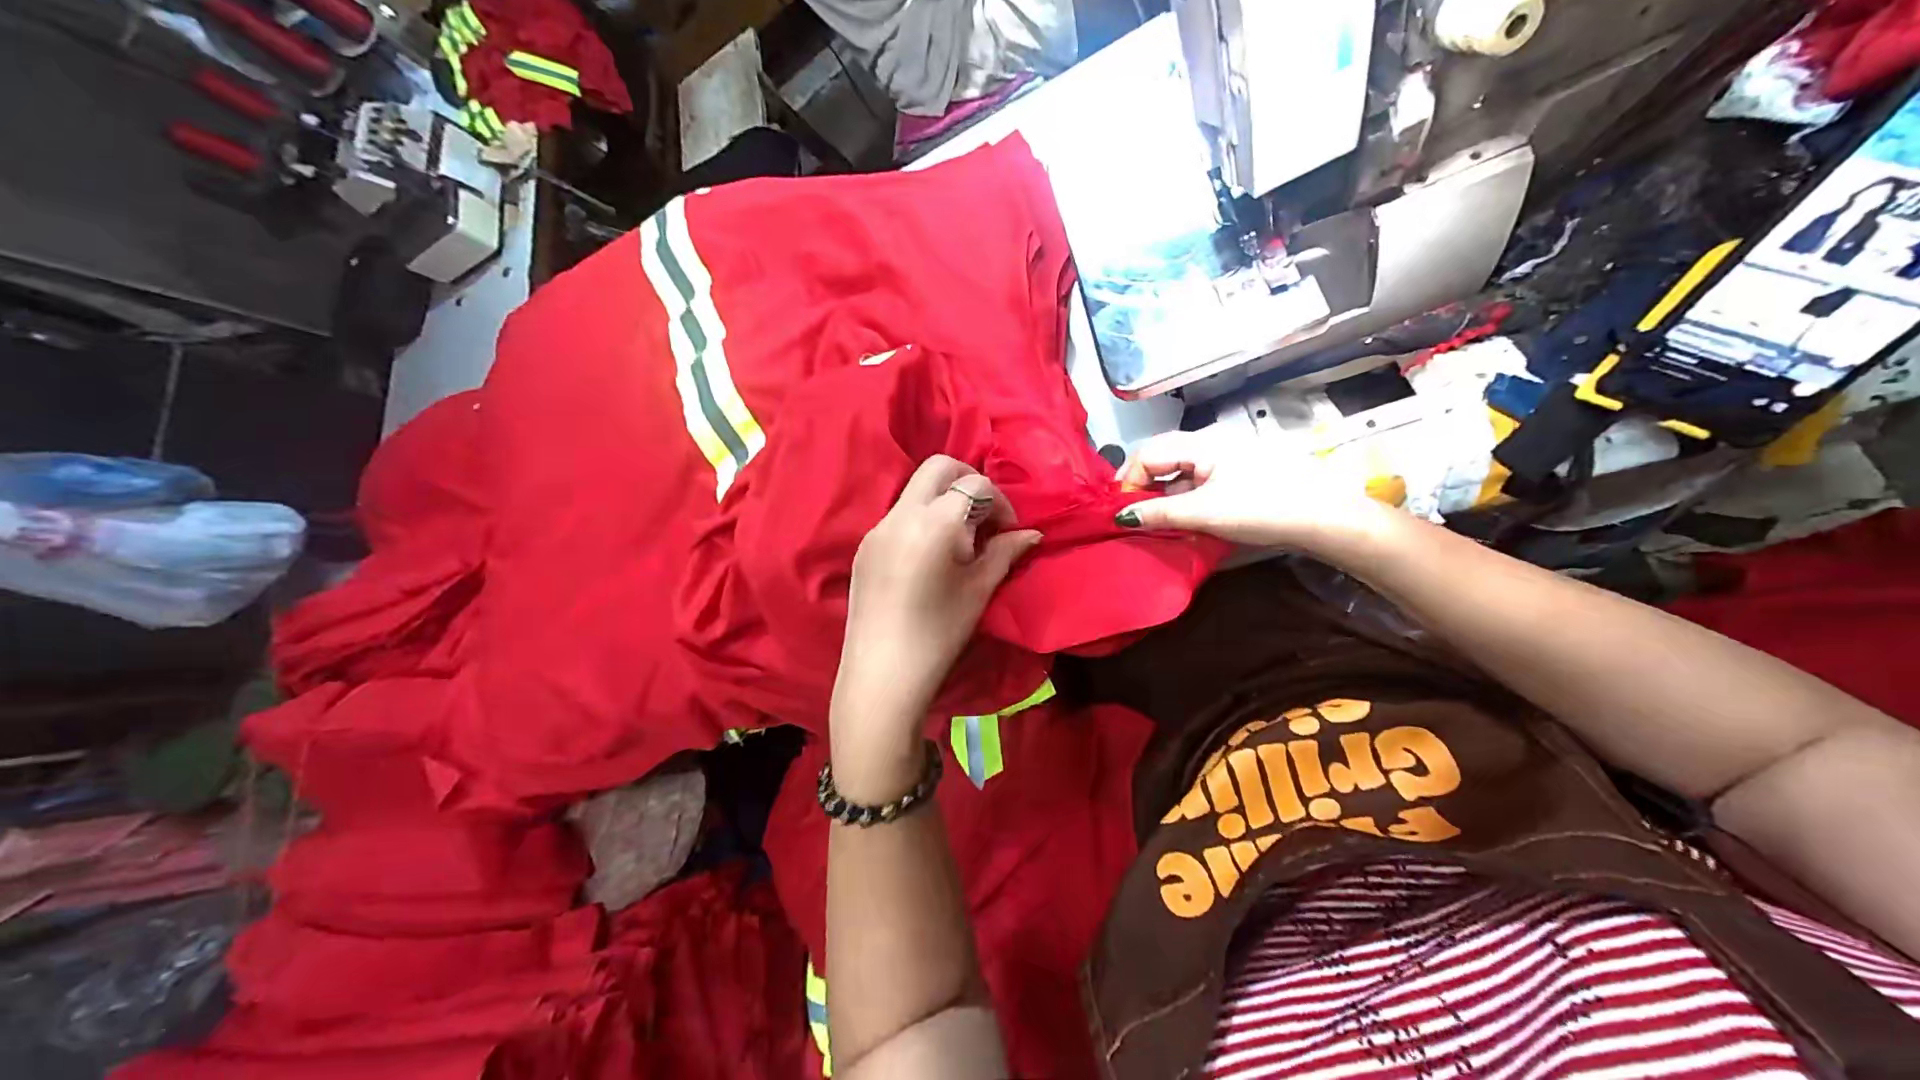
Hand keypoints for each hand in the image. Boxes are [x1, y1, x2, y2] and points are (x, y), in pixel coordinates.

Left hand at [832, 456, 1040, 796]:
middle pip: (938, 467)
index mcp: (934, 521)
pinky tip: (931, 556)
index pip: (975, 485)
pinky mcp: (864, 547)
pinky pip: (898, 515)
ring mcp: (877, 529)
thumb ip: (1005, 552)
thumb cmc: (939, 634)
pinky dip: (921, 518)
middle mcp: (901, 514)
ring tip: (960, 539)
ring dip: (943, 499)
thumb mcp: (979, 591)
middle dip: (968, 481)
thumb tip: (1030, 534)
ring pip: (915, 490)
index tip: (1009, 532)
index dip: (1000, 503)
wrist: (881, 675)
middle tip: (986, 516)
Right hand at [1113, 429, 1393, 550]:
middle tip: (1134, 520)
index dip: (1128, 482)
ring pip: (1180, 473)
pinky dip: (1185, 502)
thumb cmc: (1262, 508)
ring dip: (1164, 498)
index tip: (1121, 513)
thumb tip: (1121, 517)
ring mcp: (1227, 459)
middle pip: (1162, 460)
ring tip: (1157, 526)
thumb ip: (1159, 513)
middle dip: (1144, 489)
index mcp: (1201, 442)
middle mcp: (1211, 443)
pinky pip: (1198, 483)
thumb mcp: (1204, 513)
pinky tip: (1185, 523)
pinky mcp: (1238, 476)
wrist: (1325, 519)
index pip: (1147, 453)